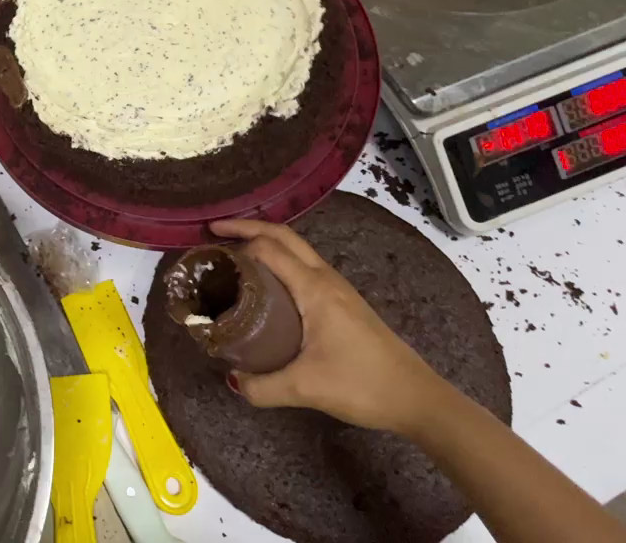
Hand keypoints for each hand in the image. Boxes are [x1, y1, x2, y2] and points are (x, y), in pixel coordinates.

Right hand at [210, 219, 456, 436]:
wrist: (418, 398)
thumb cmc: (363, 384)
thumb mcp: (306, 388)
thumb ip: (263, 386)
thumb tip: (232, 381)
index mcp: (314, 287)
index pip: (268, 248)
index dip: (237, 242)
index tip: (208, 249)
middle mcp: (325, 277)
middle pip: (283, 235)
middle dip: (247, 227)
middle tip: (214, 232)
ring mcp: (337, 287)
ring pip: (296, 248)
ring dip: (265, 240)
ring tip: (235, 253)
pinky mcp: (343, 301)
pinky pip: (305, 265)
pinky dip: (280, 259)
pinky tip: (268, 282)